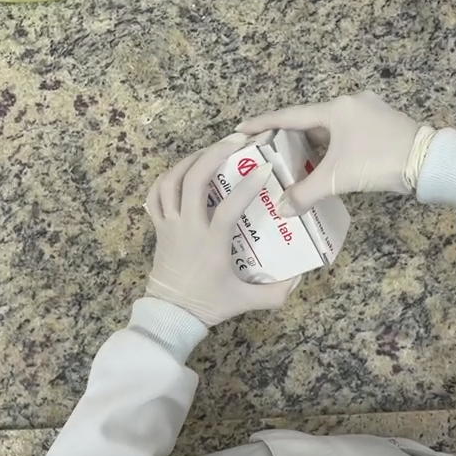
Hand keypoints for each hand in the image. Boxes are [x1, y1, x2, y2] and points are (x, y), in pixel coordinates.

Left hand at [144, 136, 298, 325]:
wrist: (170, 315)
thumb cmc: (207, 305)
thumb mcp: (246, 301)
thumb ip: (276, 293)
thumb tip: (300, 278)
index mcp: (210, 243)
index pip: (228, 208)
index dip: (247, 186)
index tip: (264, 168)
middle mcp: (188, 228)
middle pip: (193, 180)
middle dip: (214, 154)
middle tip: (236, 141)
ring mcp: (169, 225)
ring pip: (171, 181)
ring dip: (190, 160)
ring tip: (211, 150)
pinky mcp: (159, 228)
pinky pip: (154, 196)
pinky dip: (166, 178)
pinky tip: (181, 171)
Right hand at [234, 91, 435, 211]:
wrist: (428, 163)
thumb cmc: (379, 161)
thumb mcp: (337, 178)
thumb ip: (306, 193)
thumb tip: (283, 209)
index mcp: (336, 108)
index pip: (291, 115)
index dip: (264, 123)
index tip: (243, 128)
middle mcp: (351, 105)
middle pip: (311, 121)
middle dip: (289, 138)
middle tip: (268, 151)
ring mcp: (369, 114)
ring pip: (330, 130)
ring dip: (312, 146)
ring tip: (292, 163)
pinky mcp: (382, 127)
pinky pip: (346, 136)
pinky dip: (331, 150)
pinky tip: (323, 166)